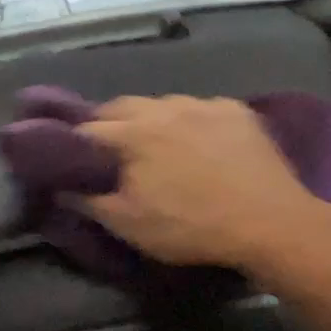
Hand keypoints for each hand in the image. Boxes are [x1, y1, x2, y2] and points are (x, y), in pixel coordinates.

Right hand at [75, 95, 330, 271]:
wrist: (269, 222)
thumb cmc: (189, 226)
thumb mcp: (128, 224)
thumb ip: (88, 202)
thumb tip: (61, 189)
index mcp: (133, 133)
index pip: (87, 129)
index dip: (70, 143)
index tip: (64, 159)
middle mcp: (165, 108)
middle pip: (121, 106)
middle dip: (105, 123)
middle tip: (100, 149)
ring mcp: (205, 105)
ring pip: (161, 104)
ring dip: (146, 119)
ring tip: (148, 143)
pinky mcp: (237, 112)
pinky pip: (199, 108)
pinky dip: (186, 121)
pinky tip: (192, 141)